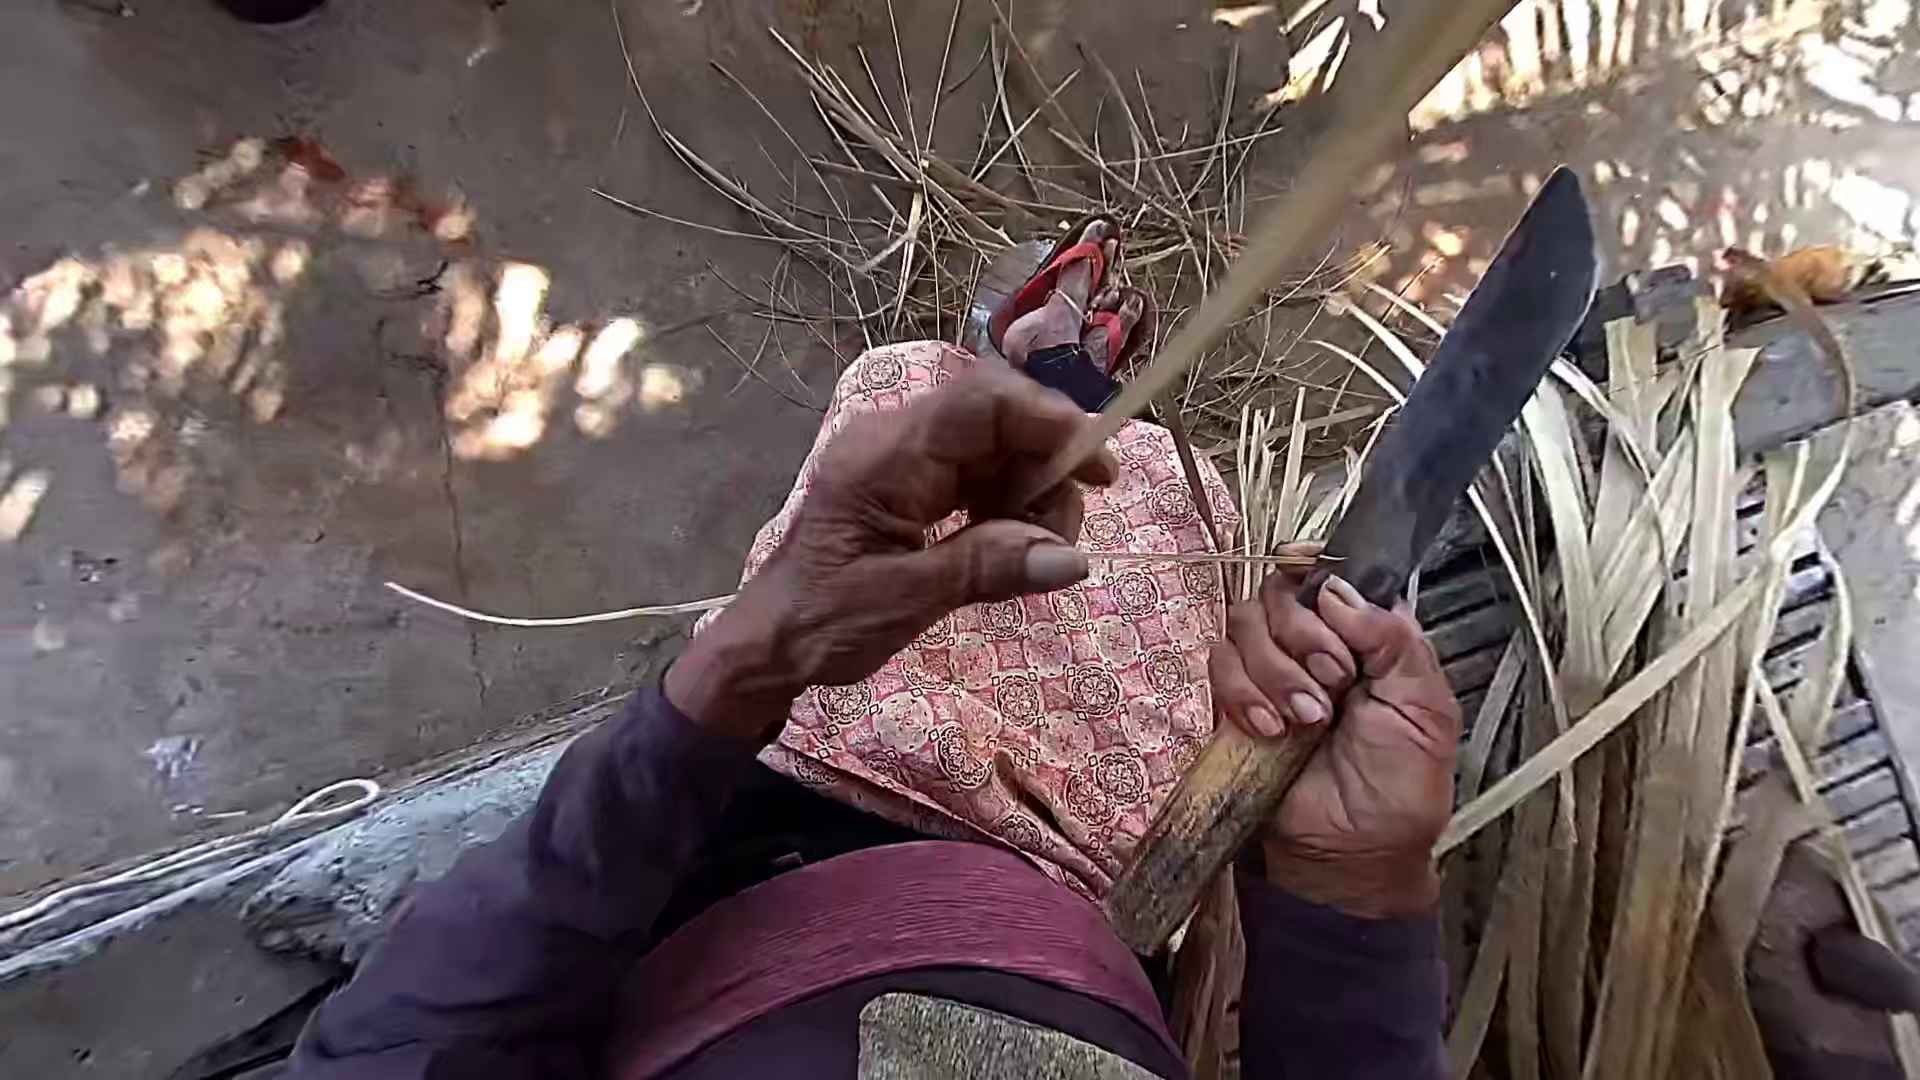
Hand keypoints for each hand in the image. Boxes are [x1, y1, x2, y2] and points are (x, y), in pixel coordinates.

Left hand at [667, 362, 1118, 738]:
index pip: (981, 403)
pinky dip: (1009, 505)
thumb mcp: (903, 600)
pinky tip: (1011, 542)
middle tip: (1061, 536)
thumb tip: (1074, 559)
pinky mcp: (914, 482)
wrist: (772, 638)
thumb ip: (985, 569)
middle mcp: (896, 440)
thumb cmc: (823, 622)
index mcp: (884, 457)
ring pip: (997, 448)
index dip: (1051, 422)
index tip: (1100, 472)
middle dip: (1047, 469)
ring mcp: (906, 459)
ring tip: (1035, 550)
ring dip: (1033, 492)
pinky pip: (980, 474)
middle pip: (998, 421)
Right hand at [1209, 563, 1461, 916]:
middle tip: (1334, 681)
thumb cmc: (1395, 783)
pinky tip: (1269, 729)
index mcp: (1358, 637)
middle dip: (1303, 635)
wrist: (1346, 847)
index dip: (1307, 564)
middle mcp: (1304, 641)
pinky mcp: (1228, 694)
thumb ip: (1394, 643)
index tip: (1302, 567)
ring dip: (1275, 671)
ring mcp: (1261, 666)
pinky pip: (1217, 664)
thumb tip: (1335, 591)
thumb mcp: (1424, 711)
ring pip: (1242, 625)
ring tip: (1307, 719)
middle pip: (1277, 594)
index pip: (1322, 575)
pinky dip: (1242, 693)